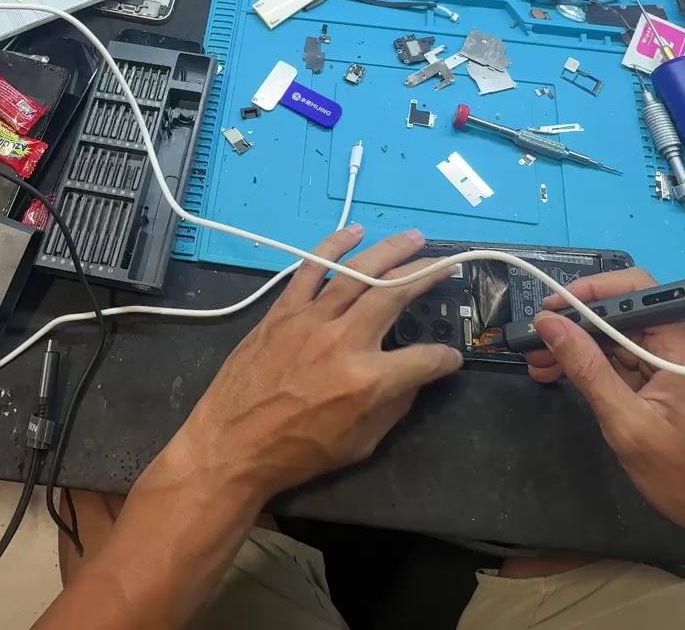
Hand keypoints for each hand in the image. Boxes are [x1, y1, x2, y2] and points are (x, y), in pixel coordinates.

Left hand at [148, 226, 462, 507]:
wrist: (233, 442)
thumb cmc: (298, 452)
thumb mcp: (360, 444)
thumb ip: (394, 406)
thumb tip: (416, 377)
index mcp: (368, 381)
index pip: (423, 359)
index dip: (444, 358)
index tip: (451, 356)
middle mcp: (343, 340)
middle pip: (393, 294)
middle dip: (424, 274)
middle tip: (444, 261)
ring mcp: (311, 319)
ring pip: (356, 273)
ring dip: (389, 251)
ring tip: (413, 238)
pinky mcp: (284, 309)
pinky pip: (312, 268)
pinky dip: (333, 247)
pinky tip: (354, 232)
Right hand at [525, 268, 684, 550]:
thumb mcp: (630, 425)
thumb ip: (588, 368)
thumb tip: (548, 322)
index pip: (633, 289)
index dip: (585, 292)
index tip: (546, 312)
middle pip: (626, 315)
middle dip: (576, 327)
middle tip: (533, 347)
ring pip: (628, 340)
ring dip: (585, 350)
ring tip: (541, 368)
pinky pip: (639, 363)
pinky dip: (605, 369)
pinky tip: (572, 380)